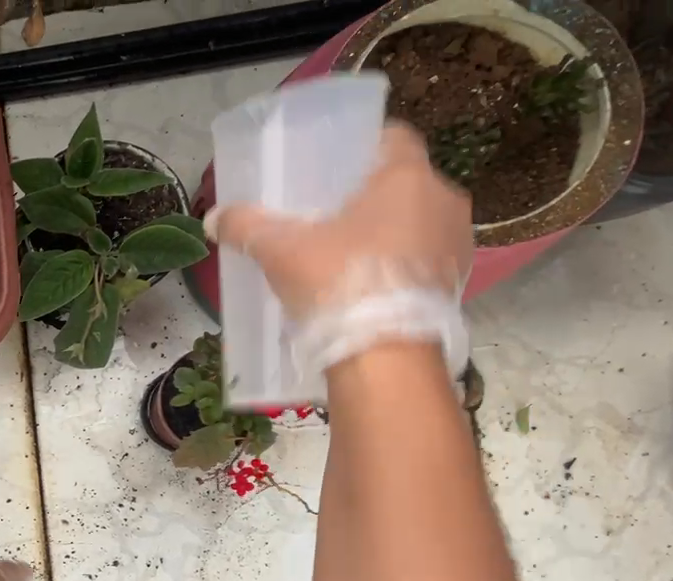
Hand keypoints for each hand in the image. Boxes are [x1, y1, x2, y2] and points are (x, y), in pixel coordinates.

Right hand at [207, 122, 472, 379]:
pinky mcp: (457, 277)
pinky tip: (365, 286)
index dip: (359, 148)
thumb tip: (214, 217)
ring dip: (386, 233)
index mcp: (406, 176)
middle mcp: (442, 197)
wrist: (383, 352)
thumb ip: (247, 227)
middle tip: (326, 218)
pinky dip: (398, 265)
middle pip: (401, 183)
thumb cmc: (336, 282)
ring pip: (416, 221)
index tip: (331, 168)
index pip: (390, 137)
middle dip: (366, 198)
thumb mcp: (280, 251)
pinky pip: (424, 257)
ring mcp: (457, 239)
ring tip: (344, 257)